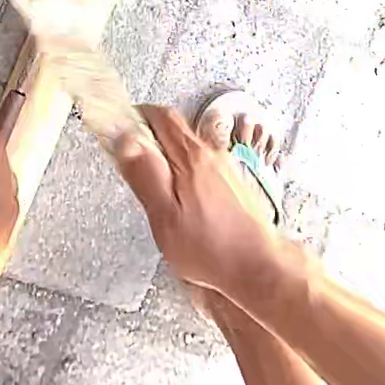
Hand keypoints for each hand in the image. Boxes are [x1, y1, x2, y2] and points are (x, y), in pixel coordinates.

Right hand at [114, 104, 281, 296]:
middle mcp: (211, 154)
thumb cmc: (212, 248)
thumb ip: (144, 174)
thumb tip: (126, 140)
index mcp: (190, 157)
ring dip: (167, 155)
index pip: (162, 116)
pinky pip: (201, 163)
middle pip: (175, 129)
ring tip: (156, 186)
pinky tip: (182, 200)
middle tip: (134, 160)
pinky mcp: (233, 183)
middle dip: (150, 137)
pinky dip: (184, 170)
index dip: (139, 116)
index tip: (123, 129)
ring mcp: (225, 167)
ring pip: (188, 147)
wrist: (262, 269)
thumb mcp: (164, 215)